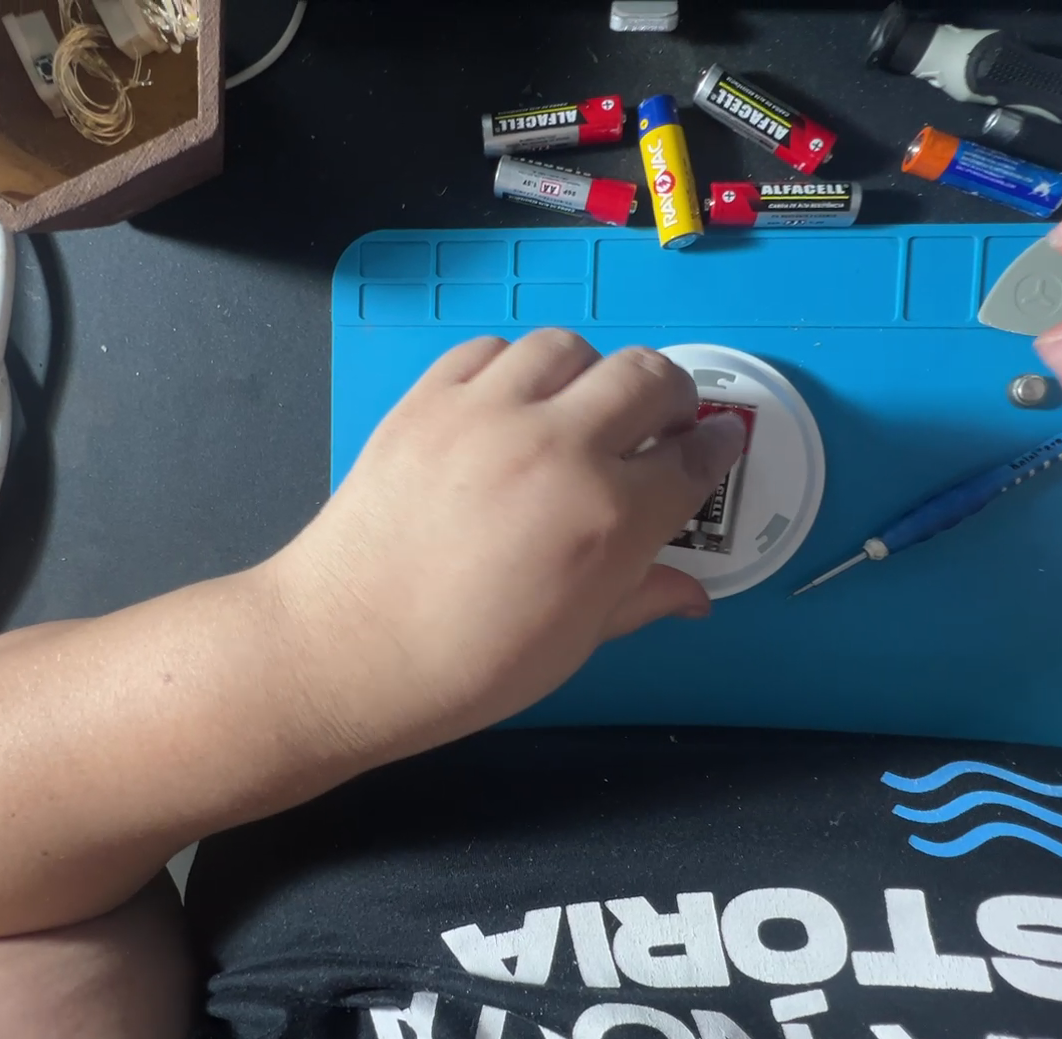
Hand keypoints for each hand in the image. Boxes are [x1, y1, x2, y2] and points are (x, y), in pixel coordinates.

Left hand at [269, 329, 744, 756]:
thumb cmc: (466, 668)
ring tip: (578, 411)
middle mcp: (557, 447)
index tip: (716, 447)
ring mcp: (486, 413)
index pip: (692, 460)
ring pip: (570, 347)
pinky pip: (490, 349)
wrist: (345, 649)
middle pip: (648, 378)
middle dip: (672, 398)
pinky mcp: (427, 400)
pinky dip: (515, 368)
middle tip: (660, 425)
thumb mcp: (572, 645)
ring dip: (592, 374)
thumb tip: (695, 592)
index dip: (716, 450)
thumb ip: (640, 597)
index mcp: (608, 519)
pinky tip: (509, 406)